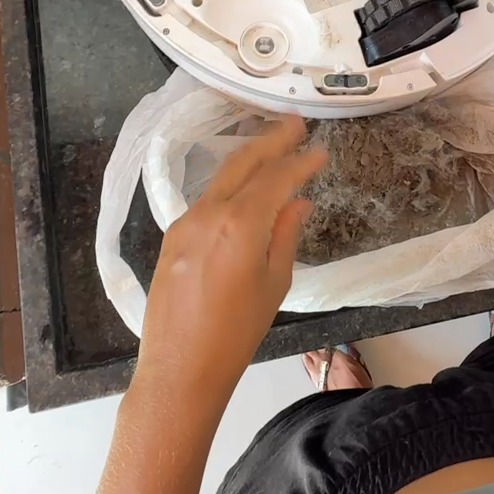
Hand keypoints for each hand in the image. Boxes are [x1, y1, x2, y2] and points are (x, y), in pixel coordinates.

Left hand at [136, 116, 326, 400]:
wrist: (180, 369)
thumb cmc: (237, 333)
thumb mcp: (275, 283)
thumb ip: (286, 234)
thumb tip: (298, 201)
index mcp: (241, 223)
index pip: (277, 178)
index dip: (301, 162)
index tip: (320, 150)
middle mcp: (210, 212)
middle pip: (244, 162)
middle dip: (272, 140)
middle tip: (296, 124)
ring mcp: (187, 221)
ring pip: (222, 176)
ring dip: (250, 158)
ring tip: (273, 146)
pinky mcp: (174, 235)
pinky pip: (208, 198)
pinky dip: (231, 185)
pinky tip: (245, 188)